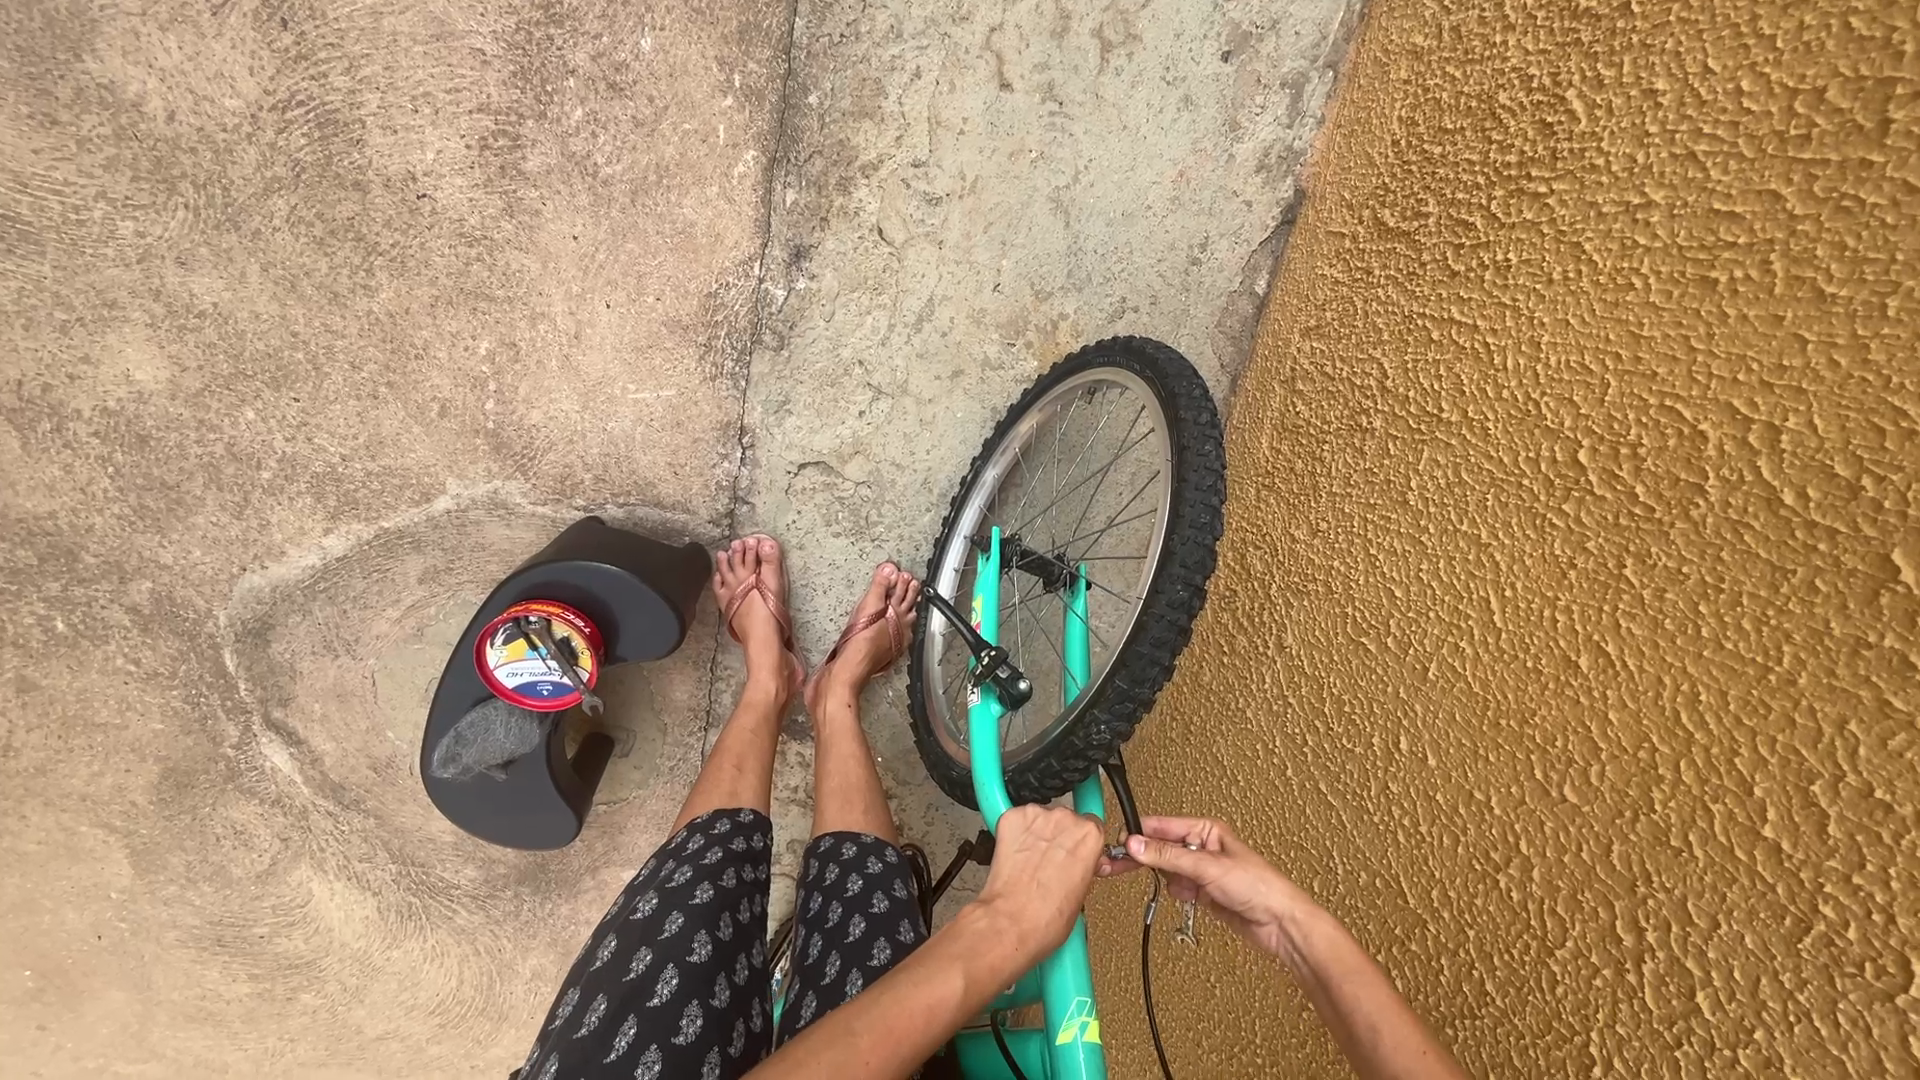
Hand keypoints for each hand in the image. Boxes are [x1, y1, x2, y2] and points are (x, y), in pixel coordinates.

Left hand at [969, 804, 1105, 963]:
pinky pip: (1016, 820)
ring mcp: (1036, 817)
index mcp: (1089, 835)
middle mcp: (1064, 820)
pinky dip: (1015, 834)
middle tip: (1052, 864)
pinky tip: (1016, 856)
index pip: (1093, 827)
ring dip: (1038, 835)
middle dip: (1060, 839)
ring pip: (1041, 819)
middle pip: (1066, 820)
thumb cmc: (1046, 918)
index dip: (1083, 844)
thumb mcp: (1083, 891)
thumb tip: (1085, 861)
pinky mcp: (1010, 819)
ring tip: (1031, 864)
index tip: (1077, 853)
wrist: (1011, 922)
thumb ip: (1088, 865)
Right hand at [1100, 815, 1317, 957]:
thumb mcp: (1207, 867)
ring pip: (1167, 870)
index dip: (1139, 835)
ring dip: (1167, 880)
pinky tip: (1190, 897)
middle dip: (1144, 858)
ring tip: (1176, 886)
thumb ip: (1168, 856)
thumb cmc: (1260, 887)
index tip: (1119, 844)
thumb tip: (1136, 844)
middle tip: (1115, 864)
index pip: (1161, 827)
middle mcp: (1201, 846)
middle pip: (1160, 848)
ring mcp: (1201, 870)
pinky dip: (1178, 893)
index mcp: (1204, 829)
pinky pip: (1177, 888)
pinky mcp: (1202, 892)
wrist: (1281, 925)